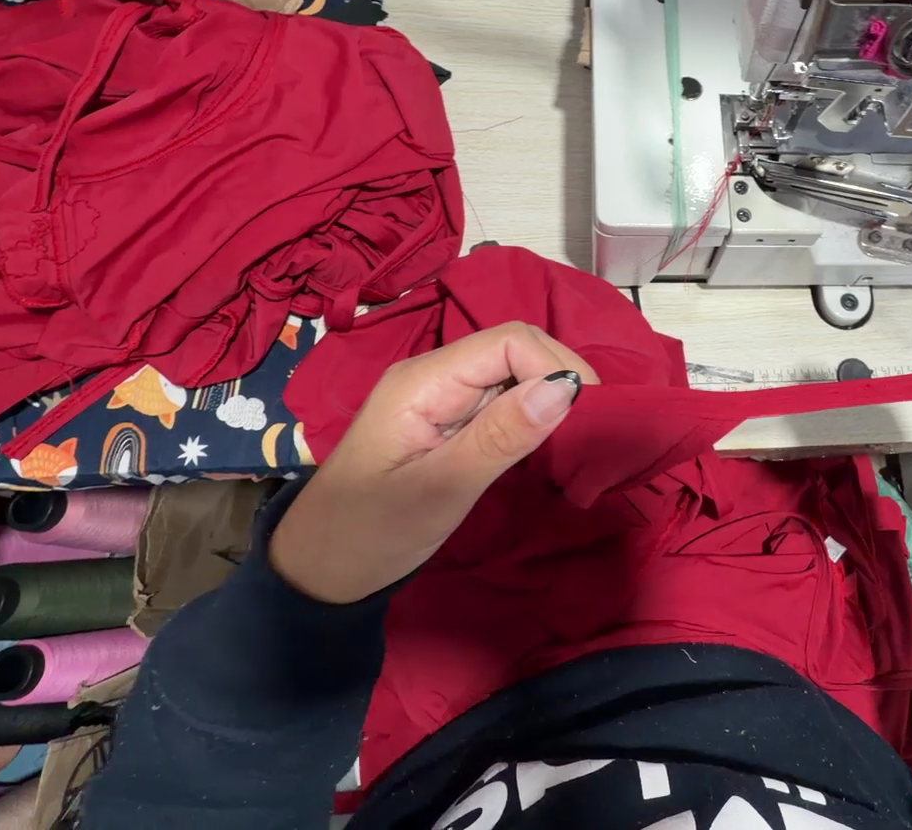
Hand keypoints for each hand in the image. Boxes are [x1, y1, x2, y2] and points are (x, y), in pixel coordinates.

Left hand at [270, 322, 597, 602]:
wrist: (319, 571)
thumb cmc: (372, 532)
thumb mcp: (441, 489)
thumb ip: (502, 436)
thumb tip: (566, 388)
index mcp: (425, 380)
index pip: (509, 341)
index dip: (555, 366)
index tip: (588, 415)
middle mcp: (436, 374)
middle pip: (515, 349)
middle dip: (560, 377)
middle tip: (593, 428)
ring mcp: (442, 396)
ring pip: (513, 373)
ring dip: (551, 395)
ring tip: (580, 434)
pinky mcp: (450, 420)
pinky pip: (502, 399)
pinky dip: (534, 413)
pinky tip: (551, 440)